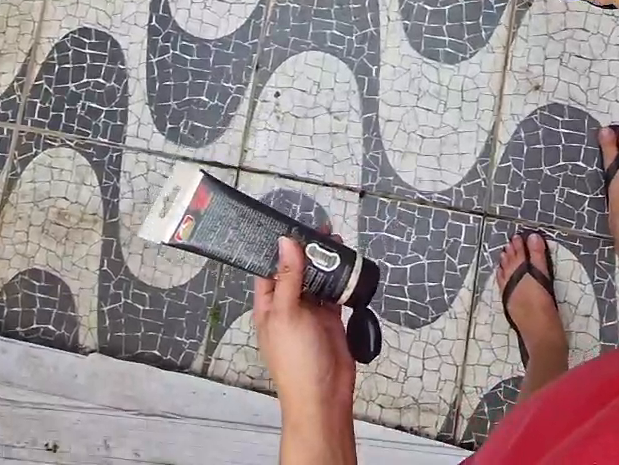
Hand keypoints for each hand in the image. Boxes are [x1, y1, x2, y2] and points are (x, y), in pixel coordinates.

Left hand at [254, 236, 355, 463]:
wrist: (324, 396)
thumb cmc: (296, 358)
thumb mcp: (287, 314)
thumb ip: (288, 277)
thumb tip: (286, 240)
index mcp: (269, 305)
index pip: (269, 268)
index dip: (279, 246)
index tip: (293, 222)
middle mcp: (288, 305)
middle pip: (297, 269)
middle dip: (308, 249)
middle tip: (323, 226)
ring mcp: (311, 311)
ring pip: (317, 278)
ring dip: (326, 260)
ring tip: (338, 239)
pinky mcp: (331, 317)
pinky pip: (334, 291)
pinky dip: (340, 277)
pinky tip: (349, 262)